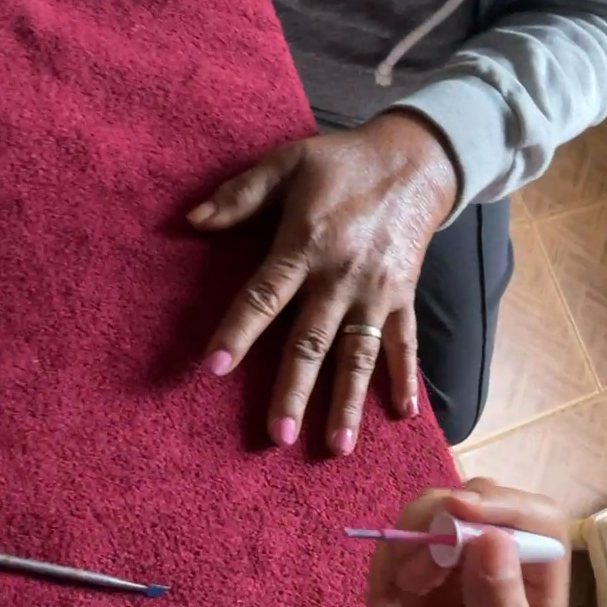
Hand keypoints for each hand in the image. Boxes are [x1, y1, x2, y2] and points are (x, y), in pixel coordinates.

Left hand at [191, 111, 457, 454]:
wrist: (416, 159)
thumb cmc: (341, 162)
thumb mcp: (287, 163)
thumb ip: (239, 195)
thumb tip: (191, 220)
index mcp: (305, 245)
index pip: (264, 296)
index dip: (237, 331)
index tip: (214, 368)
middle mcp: (340, 277)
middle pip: (311, 342)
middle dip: (293, 391)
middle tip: (276, 436)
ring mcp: (376, 292)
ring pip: (358, 356)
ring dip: (346, 402)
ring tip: (335, 447)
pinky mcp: (403, 298)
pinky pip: (404, 343)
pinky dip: (405, 378)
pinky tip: (403, 415)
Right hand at [357, 480, 570, 606]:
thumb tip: (493, 537)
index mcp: (534, 599)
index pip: (536, 524)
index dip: (503, 505)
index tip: (457, 513)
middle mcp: (494, 580)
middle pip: (478, 506)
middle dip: (442, 519)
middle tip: (417, 566)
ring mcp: (448, 582)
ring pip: (430, 520)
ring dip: (406, 545)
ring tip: (397, 595)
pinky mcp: (405, 590)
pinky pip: (393, 550)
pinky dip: (381, 568)